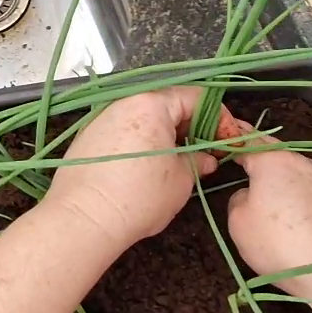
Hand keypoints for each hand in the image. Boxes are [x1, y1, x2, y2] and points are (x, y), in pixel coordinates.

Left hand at [42, 87, 216, 247]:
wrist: (84, 217)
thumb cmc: (139, 196)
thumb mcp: (181, 180)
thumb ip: (197, 162)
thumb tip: (205, 158)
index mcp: (151, 104)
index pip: (194, 96)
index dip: (218, 117)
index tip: (227, 140)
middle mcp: (124, 103)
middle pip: (167, 104)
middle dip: (191, 126)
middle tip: (206, 151)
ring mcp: (102, 118)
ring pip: (144, 118)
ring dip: (166, 134)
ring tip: (179, 161)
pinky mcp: (88, 136)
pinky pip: (124, 130)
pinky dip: (141, 141)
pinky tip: (148, 166)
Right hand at [225, 139, 311, 286]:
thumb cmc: (280, 243)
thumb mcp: (238, 222)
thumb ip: (238, 199)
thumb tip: (251, 196)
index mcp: (273, 159)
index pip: (245, 139)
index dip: (228, 136)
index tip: (214, 136)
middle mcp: (300, 162)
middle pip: (269, 149)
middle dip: (251, 150)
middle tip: (231, 153)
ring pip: (286, 168)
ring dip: (270, 171)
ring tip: (253, 180)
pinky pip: (300, 186)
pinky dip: (286, 188)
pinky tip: (279, 203)